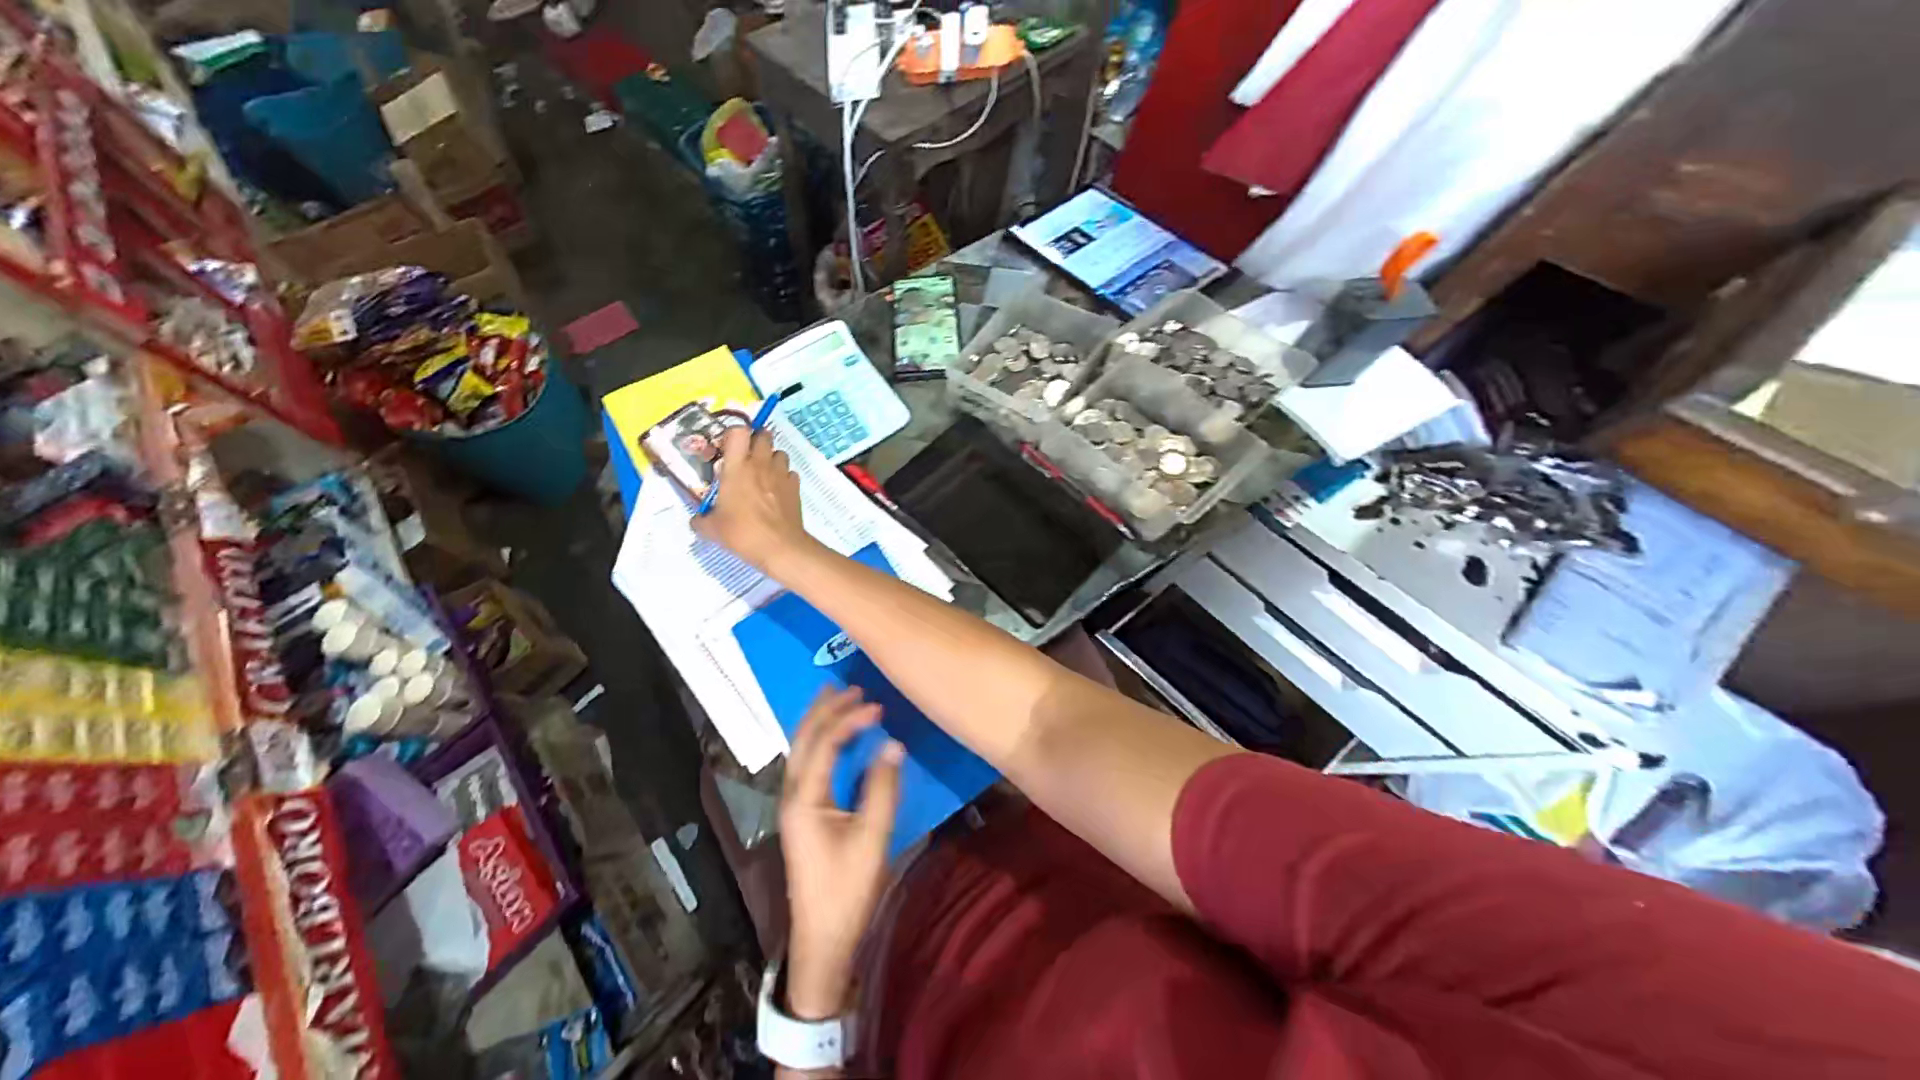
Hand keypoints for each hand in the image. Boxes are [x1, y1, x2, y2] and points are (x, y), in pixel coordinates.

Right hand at [694, 427, 815, 574]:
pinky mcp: (796, 487)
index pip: (738, 431)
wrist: (780, 547)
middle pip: (764, 435)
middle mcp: (761, 464)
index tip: (728, 447)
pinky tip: (777, 491)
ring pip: (780, 452)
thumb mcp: (712, 529)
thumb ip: (701, 520)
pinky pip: (790, 472)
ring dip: (771, 458)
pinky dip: (784, 477)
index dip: (733, 434)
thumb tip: (696, 520)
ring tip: (762, 474)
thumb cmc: (742, 532)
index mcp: (737, 467)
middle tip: (746, 458)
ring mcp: (781, 474)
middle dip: (756, 441)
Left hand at [779, 686, 903, 1019]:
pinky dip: (820, 740)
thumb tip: (894, 744)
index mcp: (805, 798)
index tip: (879, 706)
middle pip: (804, 739)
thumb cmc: (847, 890)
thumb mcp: (872, 839)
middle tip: (852, 686)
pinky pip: (807, 763)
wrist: (823, 938)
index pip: (826, 743)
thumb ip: (882, 789)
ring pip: (801, 750)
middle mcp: (792, 795)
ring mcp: (794, 804)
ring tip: (839, 698)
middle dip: (825, 709)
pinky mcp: (803, 813)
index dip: (851, 719)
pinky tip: (836, 738)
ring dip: (819, 721)